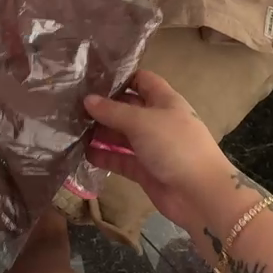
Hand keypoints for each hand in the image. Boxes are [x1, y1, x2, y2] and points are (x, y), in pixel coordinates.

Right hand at [84, 71, 245, 232]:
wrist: (200, 194)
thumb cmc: (174, 146)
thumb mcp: (142, 122)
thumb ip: (112, 111)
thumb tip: (87, 100)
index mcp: (165, 101)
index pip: (142, 80)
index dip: (120, 77)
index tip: (92, 77)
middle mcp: (157, 121)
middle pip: (127, 108)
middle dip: (104, 106)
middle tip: (73, 104)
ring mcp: (151, 146)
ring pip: (121, 134)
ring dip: (100, 132)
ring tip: (72, 128)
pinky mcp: (144, 170)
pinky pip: (120, 158)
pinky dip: (104, 155)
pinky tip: (83, 152)